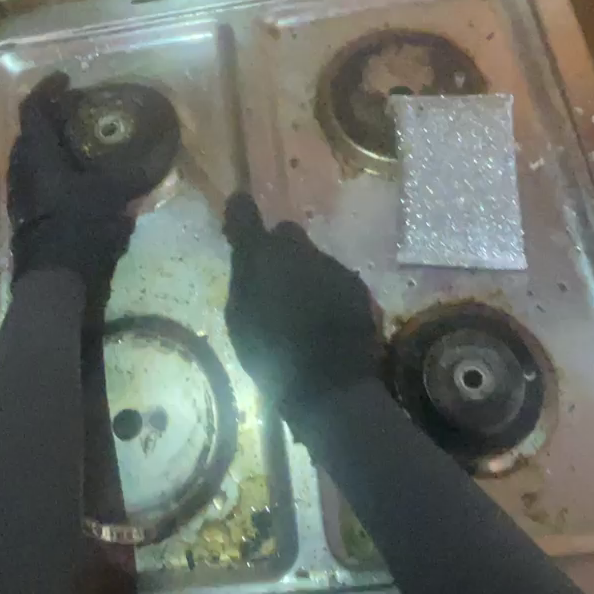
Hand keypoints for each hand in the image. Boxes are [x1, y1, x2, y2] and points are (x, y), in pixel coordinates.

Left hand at [7, 73, 145, 297]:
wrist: (56, 280)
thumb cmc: (80, 228)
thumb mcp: (112, 196)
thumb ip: (135, 174)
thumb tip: (164, 156)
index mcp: (37, 156)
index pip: (33, 109)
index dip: (47, 89)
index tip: (67, 79)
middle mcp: (23, 169)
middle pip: (32, 132)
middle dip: (54, 117)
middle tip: (81, 110)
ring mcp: (22, 194)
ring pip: (35, 157)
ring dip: (55, 144)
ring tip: (84, 141)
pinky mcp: (29, 214)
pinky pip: (40, 178)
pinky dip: (58, 168)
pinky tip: (82, 176)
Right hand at [222, 194, 382, 425]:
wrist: (327, 383)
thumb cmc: (270, 353)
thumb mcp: (239, 318)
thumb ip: (243, 278)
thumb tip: (246, 255)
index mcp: (262, 256)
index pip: (245, 215)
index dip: (239, 210)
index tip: (237, 211)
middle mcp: (298, 250)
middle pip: (286, 234)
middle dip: (278, 250)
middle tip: (274, 279)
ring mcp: (331, 265)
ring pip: (312, 258)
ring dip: (305, 273)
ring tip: (302, 308)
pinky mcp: (356, 284)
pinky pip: (334, 277)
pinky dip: (326, 290)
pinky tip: (325, 318)